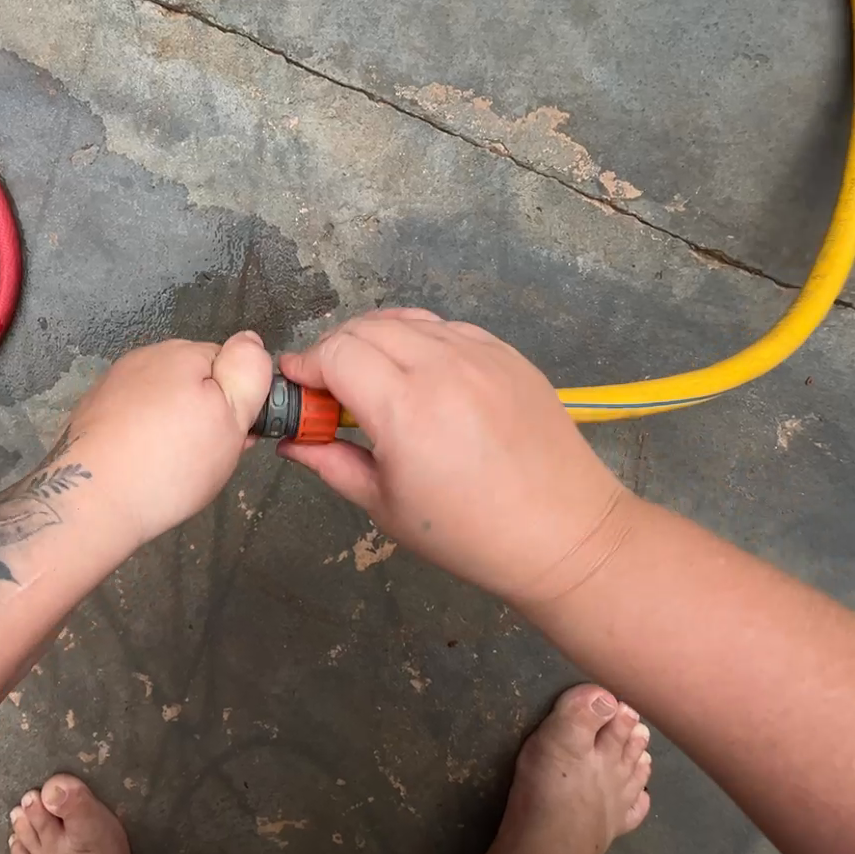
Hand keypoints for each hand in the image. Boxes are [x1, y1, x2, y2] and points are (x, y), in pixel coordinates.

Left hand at [62, 333, 272, 545]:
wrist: (92, 500)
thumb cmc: (169, 463)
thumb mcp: (230, 418)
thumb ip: (248, 372)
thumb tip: (251, 341)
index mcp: (182, 354)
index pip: (229, 365)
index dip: (238, 402)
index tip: (235, 436)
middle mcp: (146, 358)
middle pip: (194, 380)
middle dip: (205, 412)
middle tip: (205, 456)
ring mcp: (115, 382)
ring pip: (163, 399)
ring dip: (173, 424)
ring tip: (171, 465)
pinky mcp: (93, 409)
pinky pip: (133, 416)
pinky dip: (142, 435)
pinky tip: (142, 463)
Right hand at [277, 309, 631, 604]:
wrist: (567, 534)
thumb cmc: (467, 533)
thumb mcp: (384, 505)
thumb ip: (328, 461)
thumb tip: (288, 440)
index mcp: (405, 408)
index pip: (335, 353)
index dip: (305, 364)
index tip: (295, 384)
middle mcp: (442, 366)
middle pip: (363, 328)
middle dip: (332, 350)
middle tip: (328, 388)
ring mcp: (480, 353)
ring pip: (403, 319)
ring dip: (372, 339)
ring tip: (370, 375)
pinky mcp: (505, 352)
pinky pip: (444, 326)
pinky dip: (415, 338)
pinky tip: (417, 371)